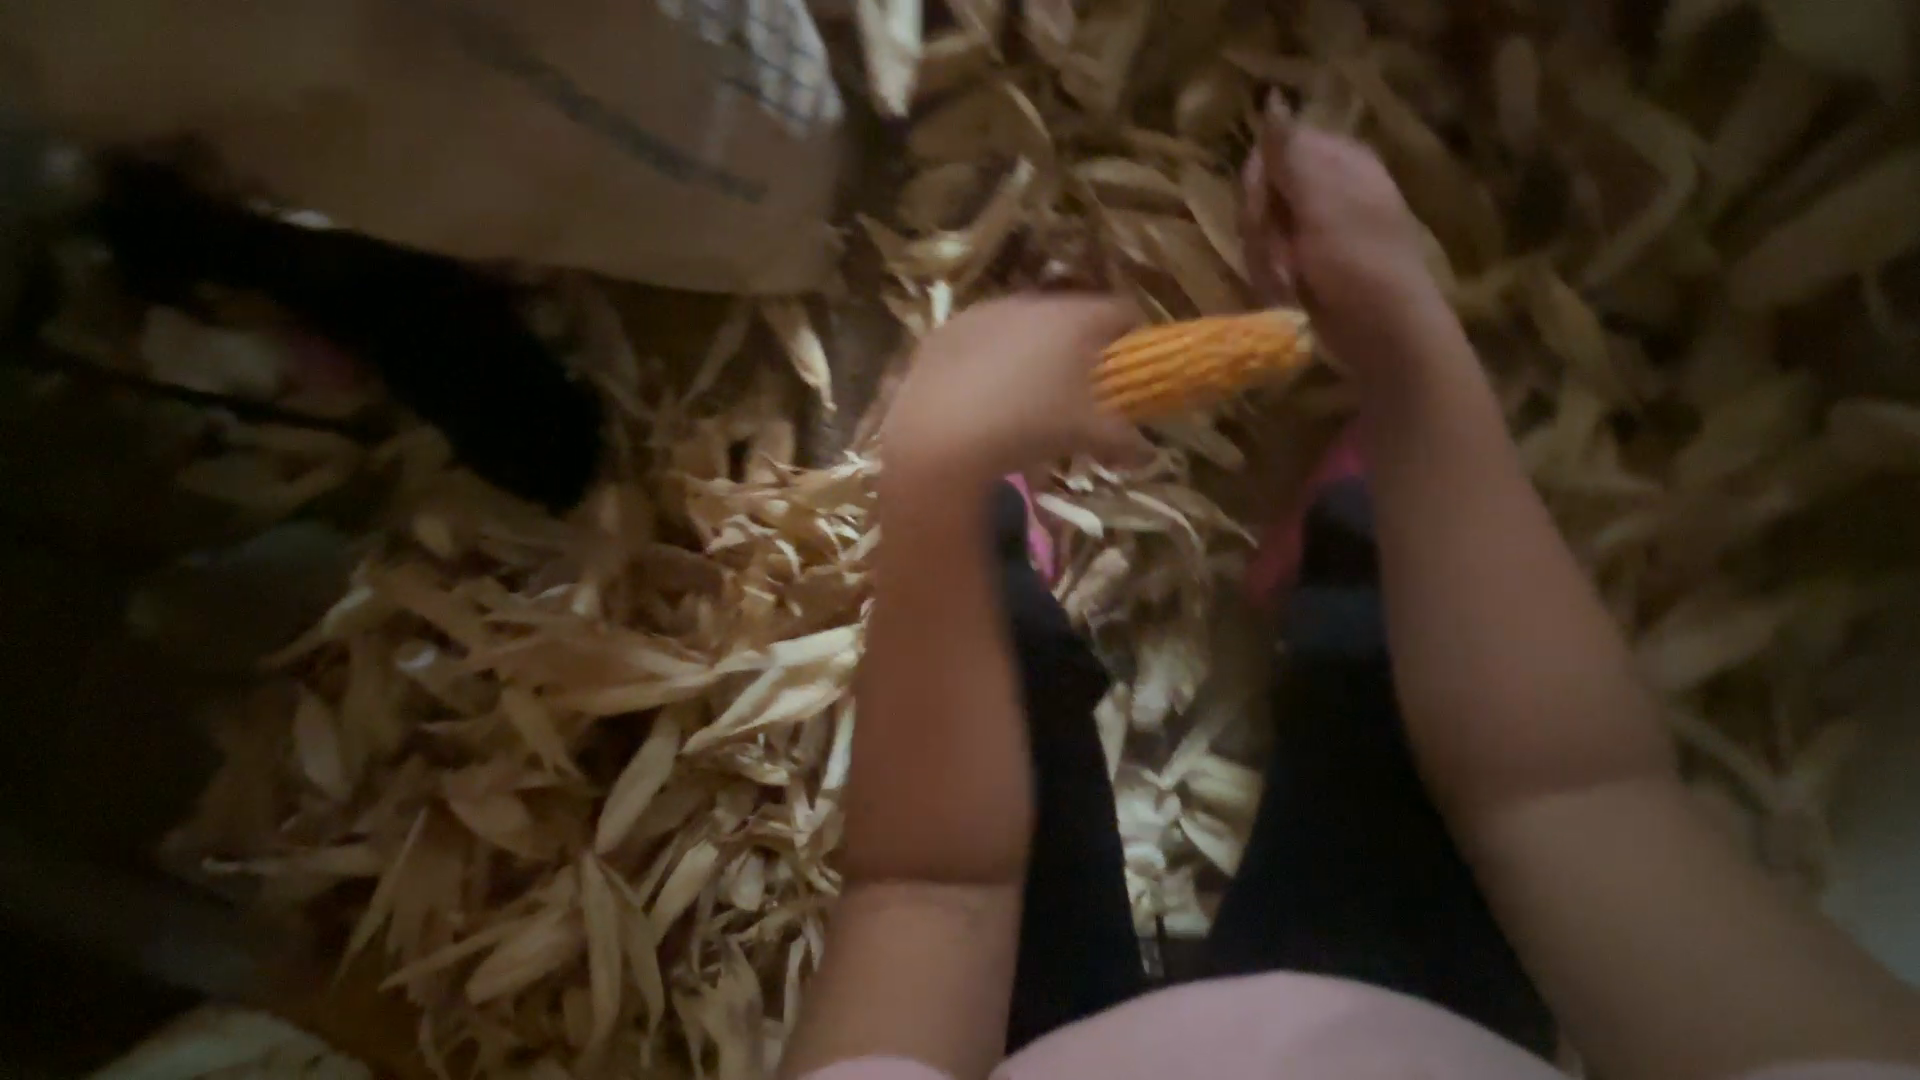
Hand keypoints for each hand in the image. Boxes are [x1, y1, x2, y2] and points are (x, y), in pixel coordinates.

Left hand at [880, 295, 1143, 486]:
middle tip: (1080, 387)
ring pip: (1022, 325)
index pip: (1121, 311)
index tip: (1131, 366)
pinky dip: (989, 359)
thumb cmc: (1029, 426)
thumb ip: (1123, 440)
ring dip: (1032, 351)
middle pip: (1069, 316)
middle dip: (1079, 347)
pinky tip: (982, 396)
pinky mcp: (945, 332)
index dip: (1132, 337)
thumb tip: (1148, 453)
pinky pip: (980, 339)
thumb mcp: (1085, 436)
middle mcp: (1032, 303)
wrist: (941, 434)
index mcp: (1075, 319)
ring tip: (1027, 394)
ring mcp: (984, 313)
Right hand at [1241, 98, 1450, 378]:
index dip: (1256, 187)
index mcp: (1337, 162)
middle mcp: (1323, 191)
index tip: (1261, 216)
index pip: (1269, 153)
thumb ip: (1290, 155)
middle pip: (1257, 198)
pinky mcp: (1304, 268)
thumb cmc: (1362, 265)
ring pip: (1257, 237)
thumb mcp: (1323, 204)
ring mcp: (1311, 232)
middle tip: (1281, 260)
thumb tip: (1269, 99)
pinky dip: (1272, 285)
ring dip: (1266, 266)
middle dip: (1260, 235)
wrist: (1384, 336)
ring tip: (1292, 286)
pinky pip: (1265, 265)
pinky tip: (1292, 298)